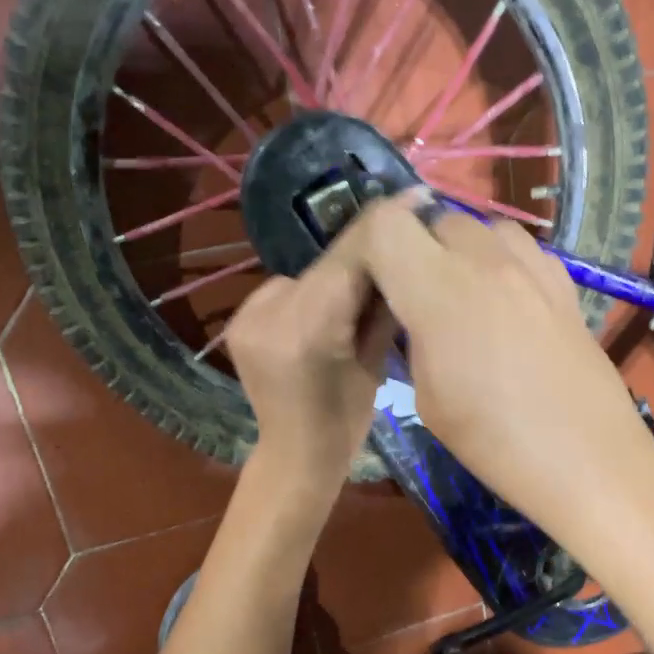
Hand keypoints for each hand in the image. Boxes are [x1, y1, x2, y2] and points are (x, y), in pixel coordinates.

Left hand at [223, 235, 396, 488]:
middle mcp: (271, 313)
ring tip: (356, 292)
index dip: (383, 226)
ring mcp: (247, 316)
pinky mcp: (238, 321)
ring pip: (307, 275)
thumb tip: (405, 253)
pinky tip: (322, 313)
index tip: (415, 197)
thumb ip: (384, 304)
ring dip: (333, 276)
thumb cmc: (347, 421)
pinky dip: (308, 293)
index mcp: (310, 329)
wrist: (295, 455)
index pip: (349, 259)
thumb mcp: (376, 362)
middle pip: (327, 264)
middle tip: (399, 238)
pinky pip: (284, 290)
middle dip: (363, 252)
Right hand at [347, 196, 653, 534]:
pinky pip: (522, 250)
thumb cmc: (494, 441)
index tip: (378, 285)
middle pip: (435, 220)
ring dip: (464, 252)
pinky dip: (504, 264)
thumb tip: (416, 315)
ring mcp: (532, 265)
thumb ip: (414, 338)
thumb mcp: (427, 397)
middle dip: (419, 250)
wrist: (586, 458)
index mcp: (436, 289)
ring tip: (467, 299)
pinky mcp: (564, 281)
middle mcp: (484, 260)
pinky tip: (509, 307)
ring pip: (482, 227)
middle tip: (421, 300)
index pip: (384, 223)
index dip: (372, 247)